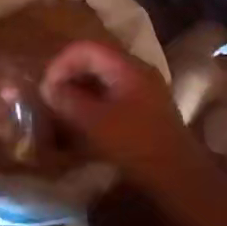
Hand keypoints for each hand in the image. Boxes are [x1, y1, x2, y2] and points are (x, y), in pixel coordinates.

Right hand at [41, 40, 226, 225]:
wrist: (179, 177)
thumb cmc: (135, 145)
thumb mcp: (94, 122)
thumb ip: (67, 100)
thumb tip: (47, 88)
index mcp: (127, 67)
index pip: (85, 47)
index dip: (60, 63)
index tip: (47, 87)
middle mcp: (138, 70)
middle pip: (94, 58)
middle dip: (69, 74)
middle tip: (52, 96)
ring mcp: (144, 88)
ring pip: (103, 76)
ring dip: (80, 88)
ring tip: (63, 109)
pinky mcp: (146, 106)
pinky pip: (112, 91)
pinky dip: (93, 99)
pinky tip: (84, 120)